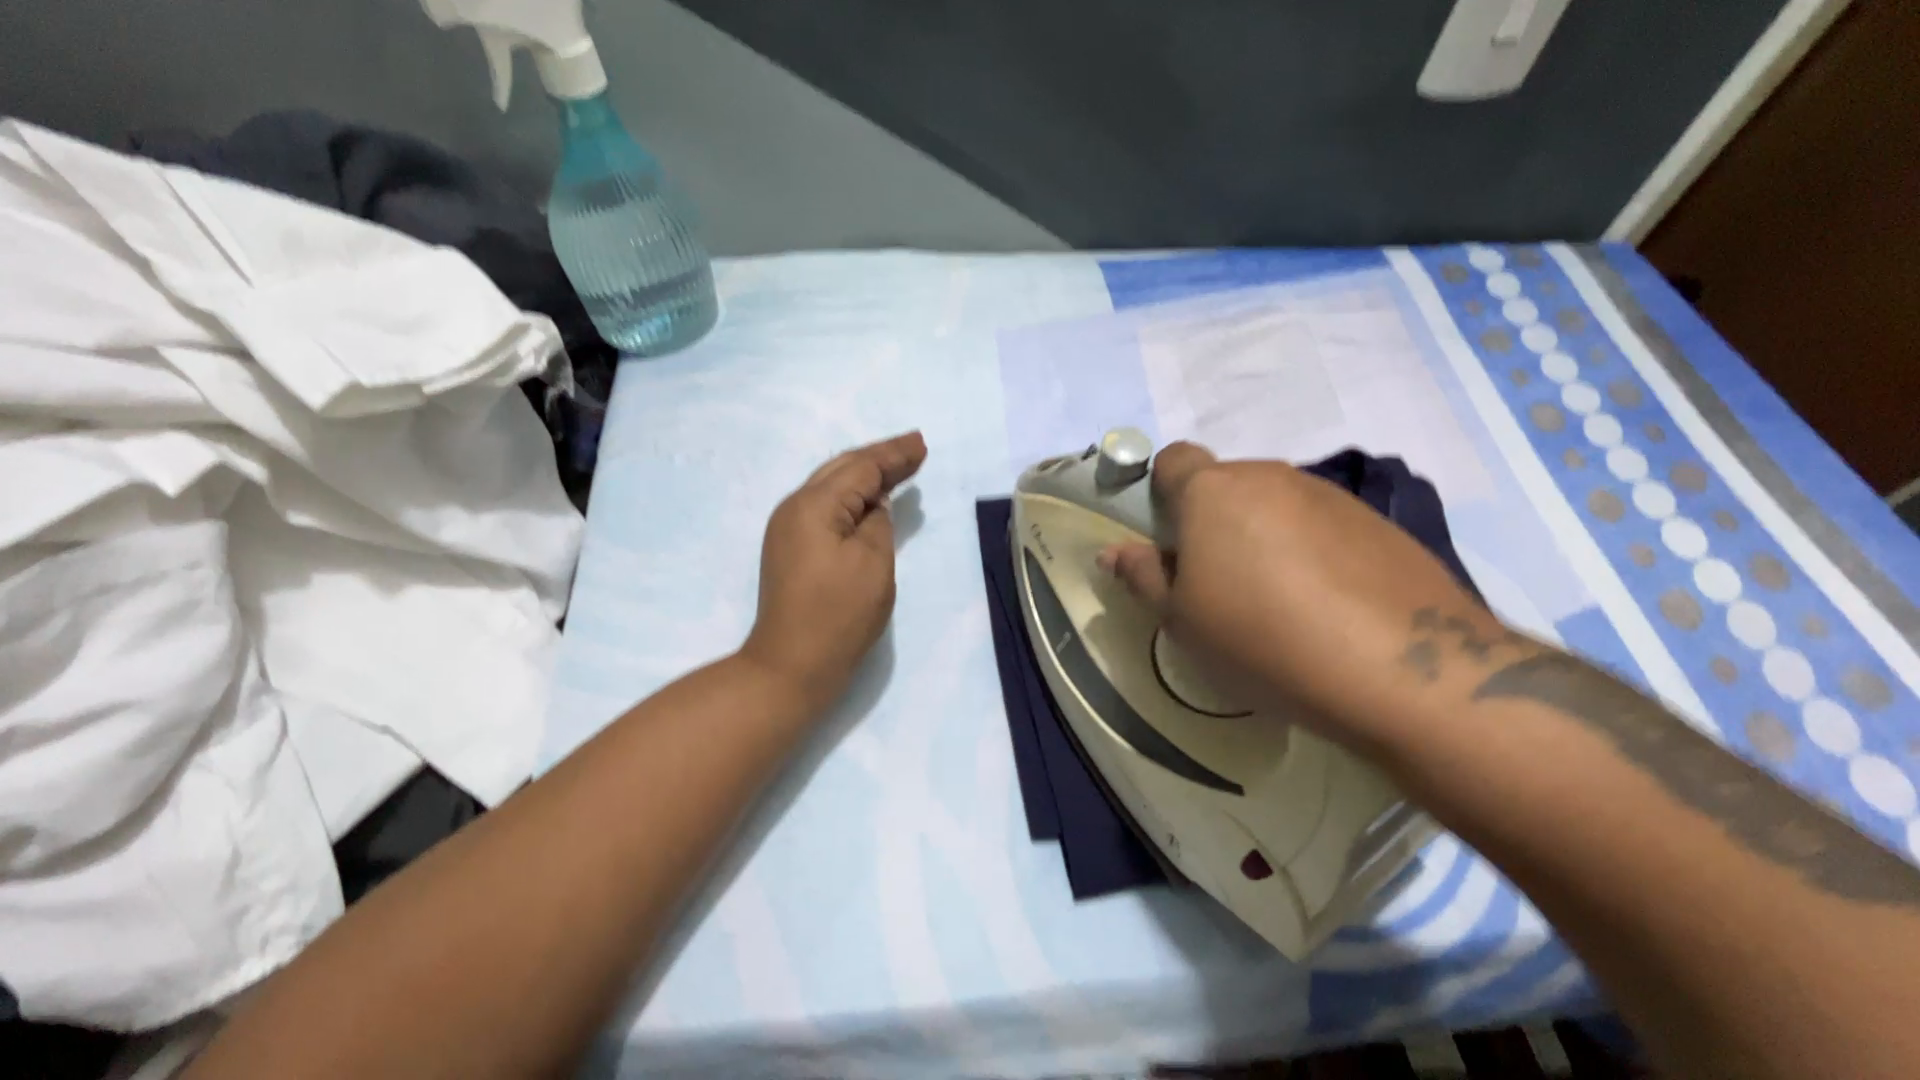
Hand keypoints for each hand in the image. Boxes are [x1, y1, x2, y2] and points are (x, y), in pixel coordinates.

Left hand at [740, 432, 927, 709]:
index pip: (861, 468)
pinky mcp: (789, 550)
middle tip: (915, 449)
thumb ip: (878, 523)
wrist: (790, 666)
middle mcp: (793, 508)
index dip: (893, 455)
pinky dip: (851, 499)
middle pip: (842, 470)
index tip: (922, 444)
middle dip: (879, 459)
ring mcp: (787, 530)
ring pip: (831, 488)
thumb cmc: (837, 615)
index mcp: (813, 505)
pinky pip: (825, 509)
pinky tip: (869, 501)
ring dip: (865, 477)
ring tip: (898, 468)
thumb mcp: (873, 564)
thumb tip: (873, 507)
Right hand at [1099, 441, 1529, 754]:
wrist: (1400, 669)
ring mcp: (1331, 495)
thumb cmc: (1262, 641)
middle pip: (1227, 486)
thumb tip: (1114, 551)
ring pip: (1277, 508)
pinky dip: (1314, 556)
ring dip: (1266, 540)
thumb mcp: (1183, 622)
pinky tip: (1327, 609)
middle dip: (1215, 524)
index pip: (1172, 460)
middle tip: (1220, 590)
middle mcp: (1271, 476)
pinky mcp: (1377, 523)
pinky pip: (1324, 529)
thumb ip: (1144, 578)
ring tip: (1280, 607)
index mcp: (1213, 491)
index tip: (1170, 545)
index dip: (1162, 494)